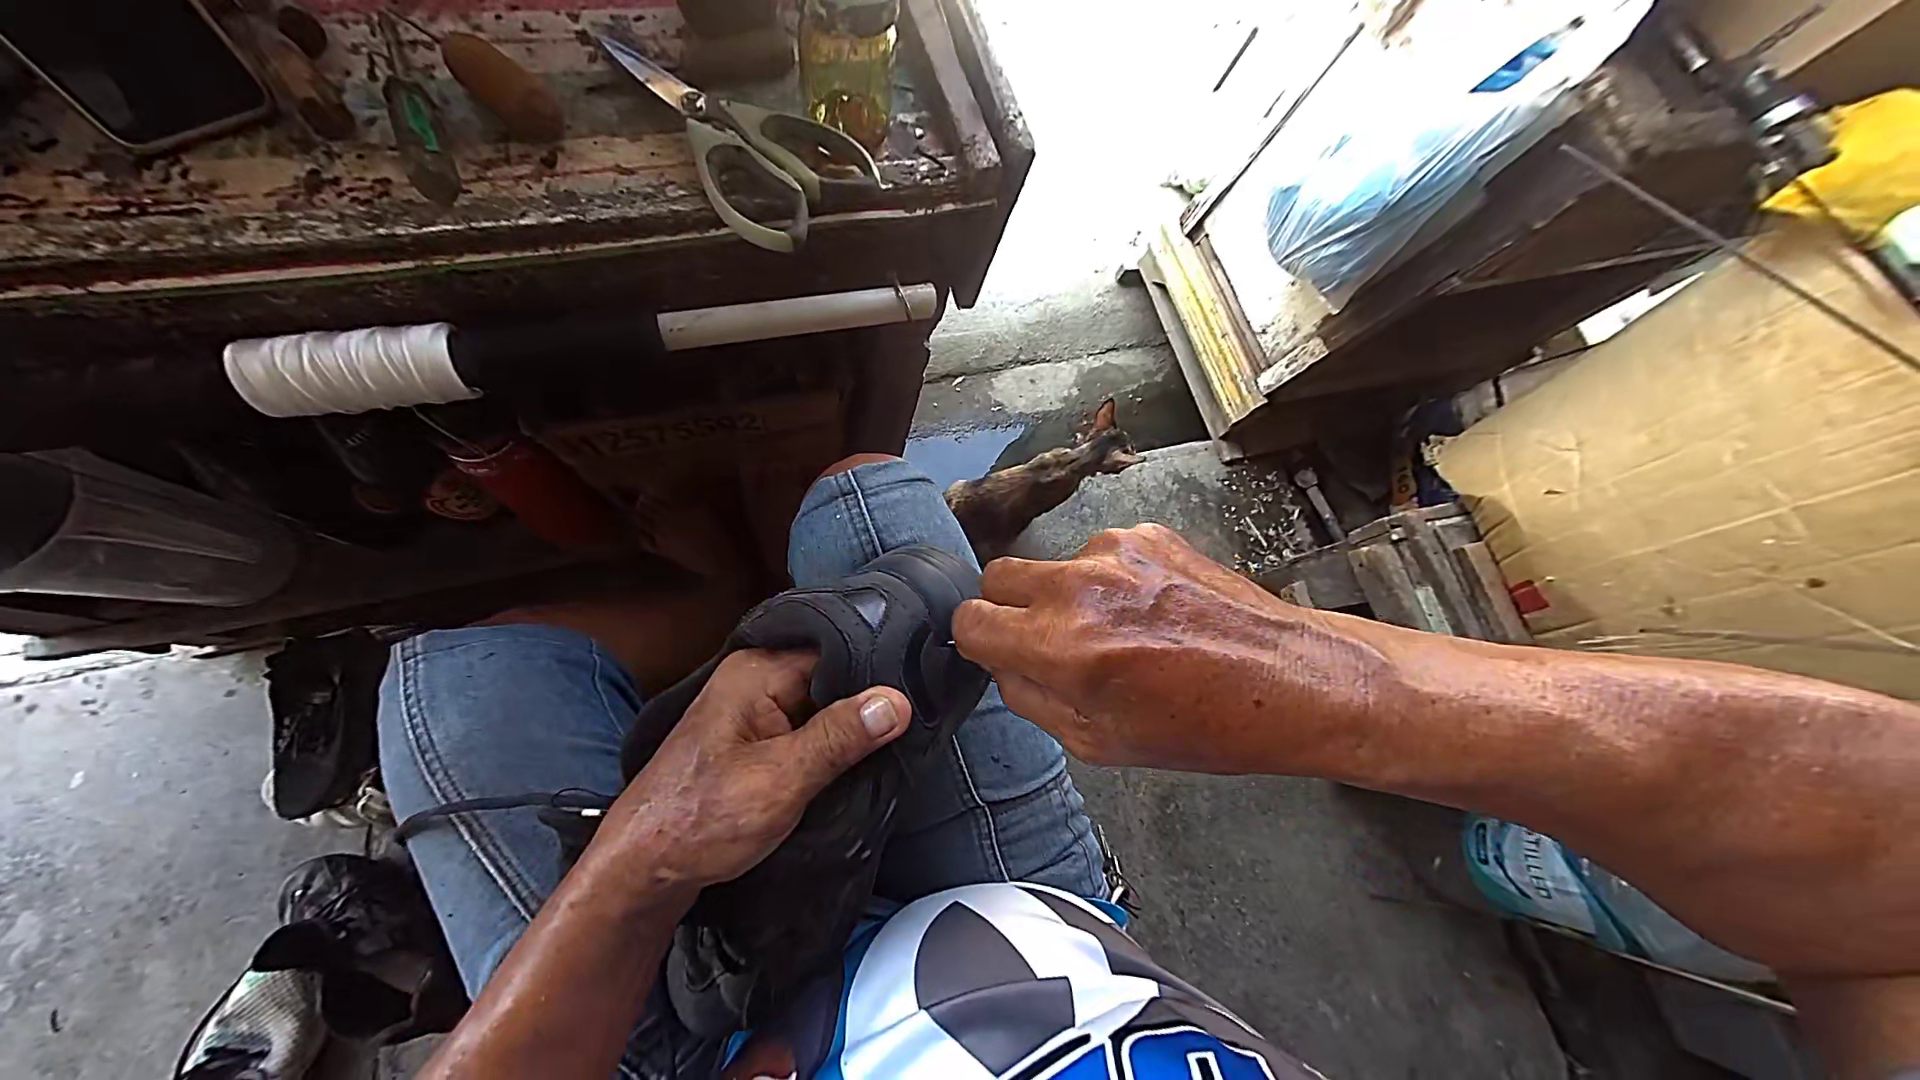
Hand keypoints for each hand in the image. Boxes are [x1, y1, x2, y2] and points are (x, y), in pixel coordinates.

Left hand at [595, 649, 910, 891]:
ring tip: (880, 744)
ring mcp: (754, 705)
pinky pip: (807, 721)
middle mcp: (755, 677)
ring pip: (822, 701)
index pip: (837, 649)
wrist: (644, 869)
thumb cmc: (698, 822)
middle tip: (903, 725)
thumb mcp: (781, 780)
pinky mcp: (756, 732)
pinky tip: (848, 757)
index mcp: (757, 671)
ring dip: (846, 726)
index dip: (876, 672)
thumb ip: (840, 737)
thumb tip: (897, 702)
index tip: (913, 694)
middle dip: (864, 702)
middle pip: (832, 674)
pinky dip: (828, 740)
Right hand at [952, 524, 1392, 773]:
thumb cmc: (1204, 724)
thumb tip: (1001, 663)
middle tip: (1042, 637)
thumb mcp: (1097, 741)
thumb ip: (1029, 697)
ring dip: (1062, 594)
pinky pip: (1096, 553)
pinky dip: (1105, 578)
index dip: (977, 640)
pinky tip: (1144, 609)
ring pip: (1049, 565)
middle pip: (996, 576)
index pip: (971, 620)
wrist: (1286, 678)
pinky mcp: (1145, 534)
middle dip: (1007, 608)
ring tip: (1113, 628)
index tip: (994, 648)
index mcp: (1062, 646)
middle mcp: (1080, 587)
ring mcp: (1115, 552)